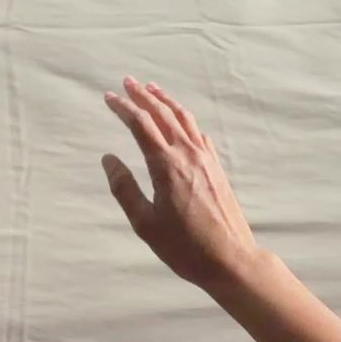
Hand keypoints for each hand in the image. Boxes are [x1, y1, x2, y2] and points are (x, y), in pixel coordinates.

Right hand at [102, 76, 268, 290]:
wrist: (232, 260)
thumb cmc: (185, 247)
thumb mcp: (145, 224)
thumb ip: (125, 189)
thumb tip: (108, 159)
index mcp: (166, 164)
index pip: (140, 124)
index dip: (123, 108)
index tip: (109, 97)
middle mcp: (186, 153)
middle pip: (162, 113)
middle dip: (142, 95)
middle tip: (127, 81)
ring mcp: (205, 157)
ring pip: (183, 117)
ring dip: (165, 100)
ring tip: (152, 88)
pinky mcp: (216, 165)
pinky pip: (198, 131)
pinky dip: (184, 117)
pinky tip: (180, 119)